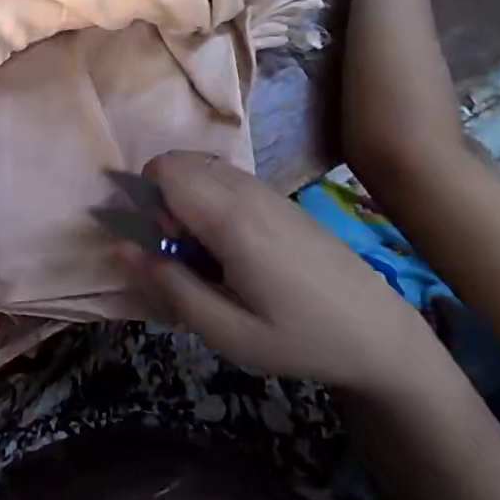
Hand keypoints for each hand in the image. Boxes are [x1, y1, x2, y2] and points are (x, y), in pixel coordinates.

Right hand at [119, 151, 454, 399]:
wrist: (378, 330)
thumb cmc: (300, 338)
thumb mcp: (228, 333)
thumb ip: (169, 286)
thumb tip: (121, 247)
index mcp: (231, 219)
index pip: (165, 171)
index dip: (145, 201)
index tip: (160, 244)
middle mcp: (246, 190)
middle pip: (178, 162)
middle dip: (161, 198)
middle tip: (181, 251)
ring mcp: (265, 188)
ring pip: (200, 166)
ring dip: (184, 197)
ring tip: (205, 251)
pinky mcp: (278, 196)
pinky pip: (224, 176)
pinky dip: (208, 197)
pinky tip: (230, 245)